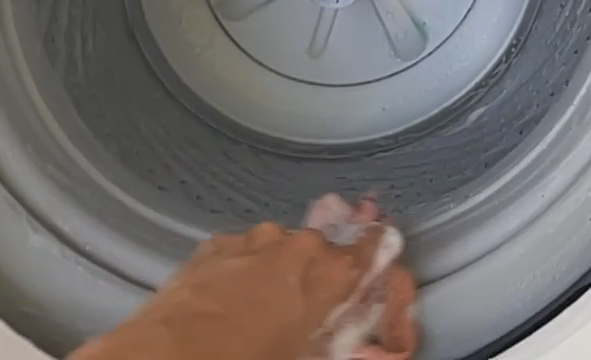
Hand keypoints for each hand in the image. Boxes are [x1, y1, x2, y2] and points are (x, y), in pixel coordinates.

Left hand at [71, 197, 416, 359]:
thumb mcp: (304, 356)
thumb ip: (332, 342)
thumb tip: (352, 343)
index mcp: (325, 273)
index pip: (368, 248)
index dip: (374, 254)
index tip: (377, 257)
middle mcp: (296, 245)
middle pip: (321, 251)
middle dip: (317, 274)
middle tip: (303, 311)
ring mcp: (252, 240)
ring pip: (279, 249)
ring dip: (277, 272)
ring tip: (257, 312)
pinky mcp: (213, 246)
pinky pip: (242, 252)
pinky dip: (242, 270)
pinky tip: (225, 304)